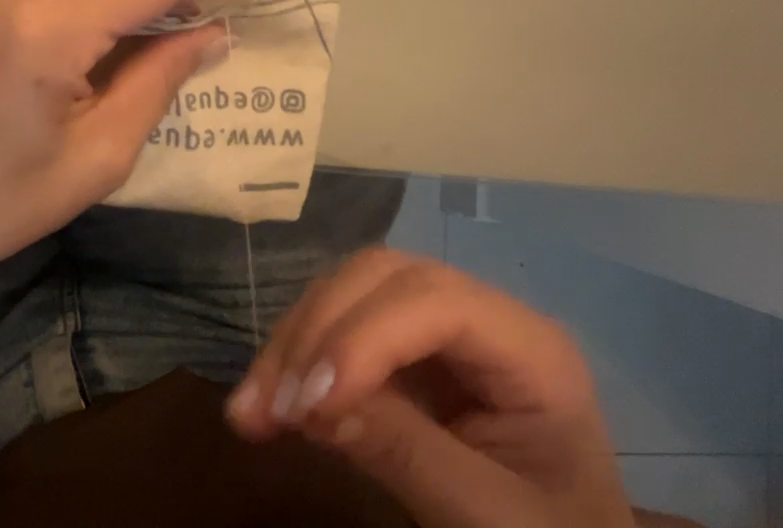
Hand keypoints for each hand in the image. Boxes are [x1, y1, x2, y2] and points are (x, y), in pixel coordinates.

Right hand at [227, 248, 636, 527]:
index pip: (435, 302)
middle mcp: (480, 317)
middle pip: (379, 278)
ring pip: (344, 293)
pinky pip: (332, 332)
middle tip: (269, 404)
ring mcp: (434, 330)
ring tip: (251, 411)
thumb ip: (411, 457)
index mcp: (531, 350)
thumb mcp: (495, 521)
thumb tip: (312, 403)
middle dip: (316, 332)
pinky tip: (264, 403)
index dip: (364, 338)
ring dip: (291, 345)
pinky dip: (292, 362)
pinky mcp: (398, 353)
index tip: (309, 406)